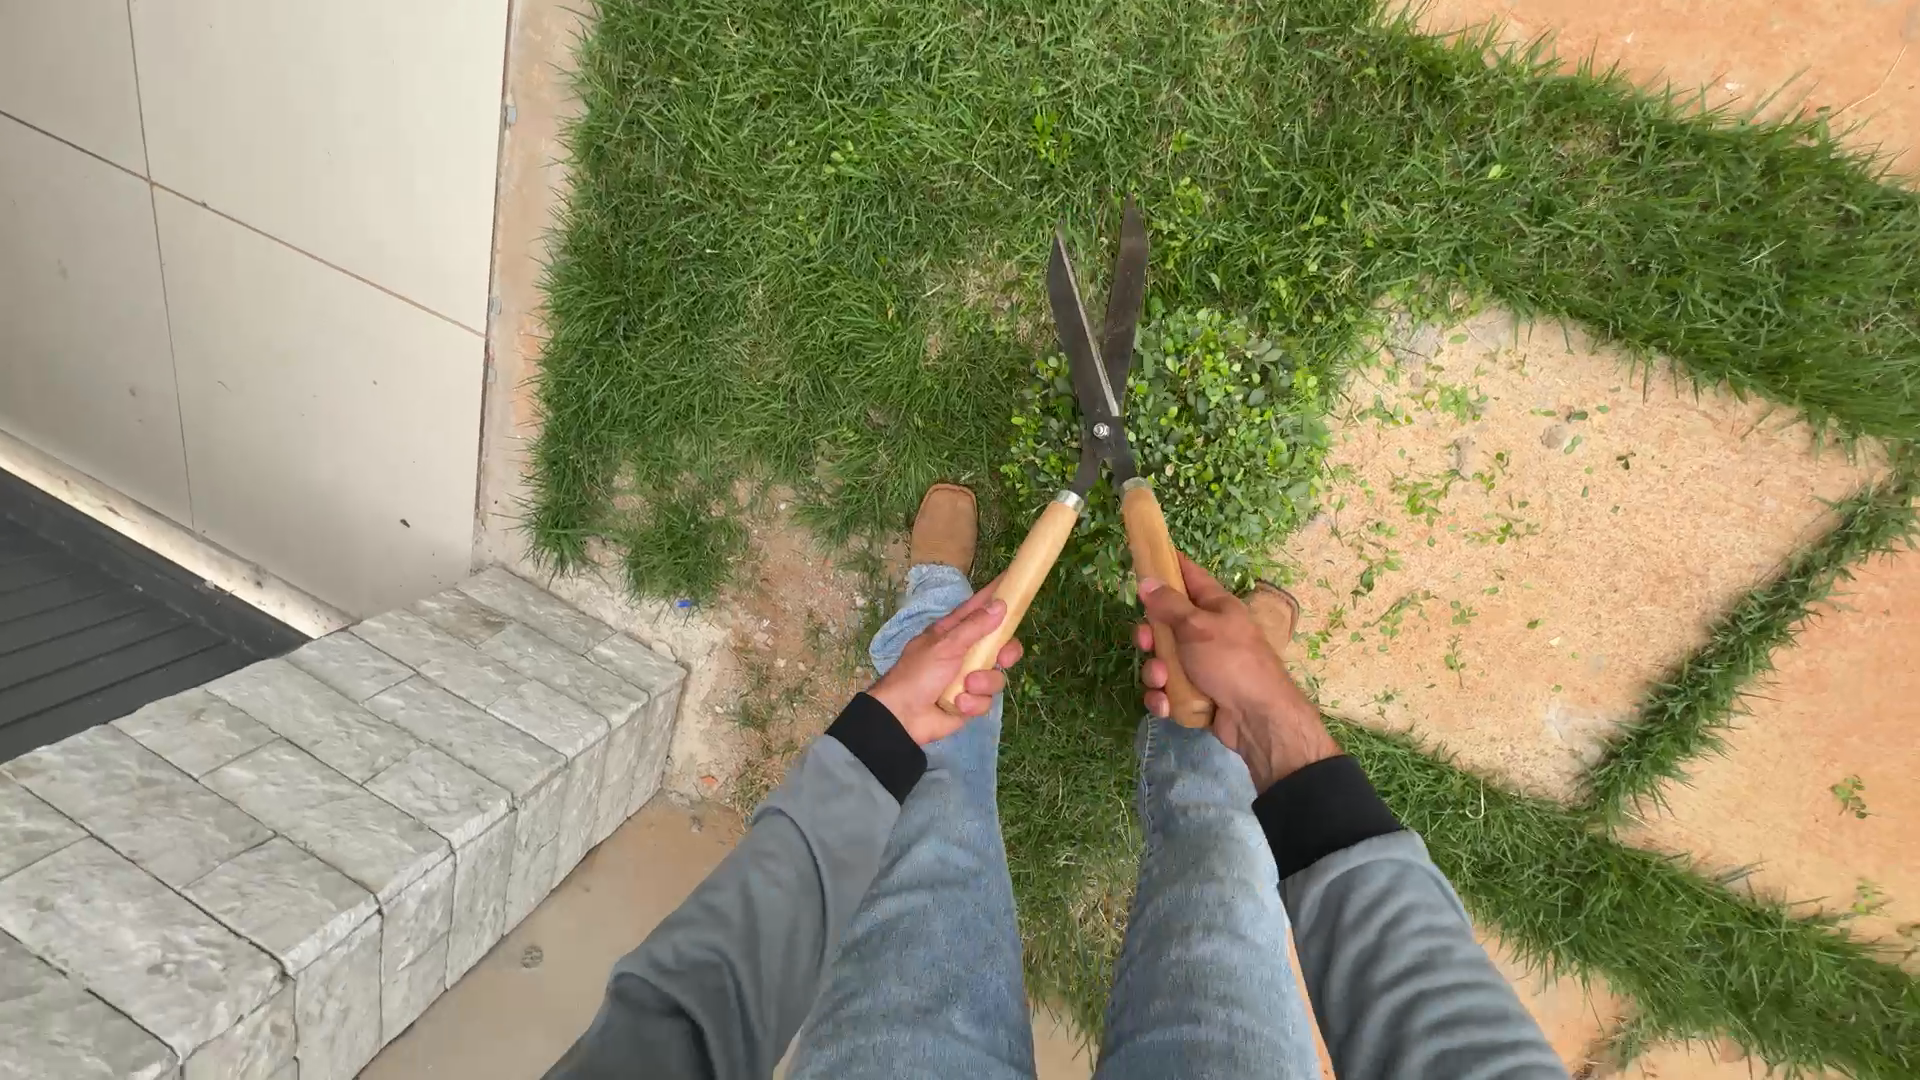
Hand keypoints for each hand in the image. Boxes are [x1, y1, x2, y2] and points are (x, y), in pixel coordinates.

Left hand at [870, 580, 1024, 745]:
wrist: (902, 717)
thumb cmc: (918, 674)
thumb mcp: (945, 646)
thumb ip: (974, 627)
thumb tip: (1000, 605)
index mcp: (954, 632)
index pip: (979, 608)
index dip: (996, 595)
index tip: (1015, 581)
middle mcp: (965, 652)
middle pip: (1000, 645)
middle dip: (1006, 653)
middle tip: (1003, 658)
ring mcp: (969, 678)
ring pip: (996, 676)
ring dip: (982, 683)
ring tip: (965, 688)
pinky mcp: (970, 702)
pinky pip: (986, 700)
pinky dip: (972, 703)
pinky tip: (957, 705)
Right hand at [1136, 554, 1338, 792]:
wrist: (1257, 718)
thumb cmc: (1231, 661)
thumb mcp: (1197, 627)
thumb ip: (1169, 604)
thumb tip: (1147, 580)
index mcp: (1215, 607)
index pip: (1189, 576)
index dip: (1169, 565)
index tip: (1146, 558)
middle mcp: (1207, 633)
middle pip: (1166, 624)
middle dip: (1150, 636)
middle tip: (1145, 642)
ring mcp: (1201, 665)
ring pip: (1162, 660)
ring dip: (1155, 671)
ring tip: (1162, 681)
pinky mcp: (1195, 693)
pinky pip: (1167, 689)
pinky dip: (1163, 697)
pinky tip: (1166, 704)